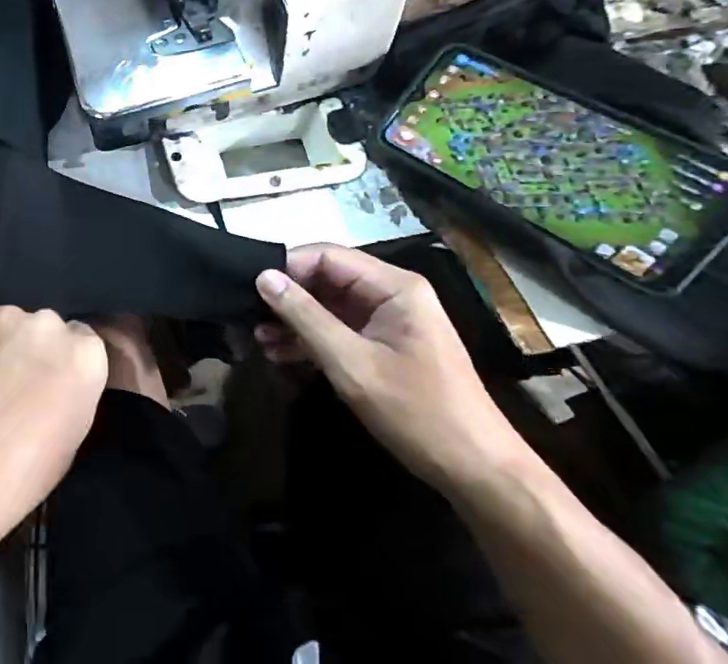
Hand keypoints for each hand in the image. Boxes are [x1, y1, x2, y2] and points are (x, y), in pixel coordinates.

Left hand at [0, 305, 106, 574]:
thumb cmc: (23, 471)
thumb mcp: (71, 433)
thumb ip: (68, 390)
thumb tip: (51, 380)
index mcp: (85, 355)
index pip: (80, 339)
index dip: (59, 361)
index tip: (44, 381)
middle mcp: (49, 324)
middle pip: (42, 326)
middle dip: (29, 347)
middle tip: (7, 383)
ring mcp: (5, 316)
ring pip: (3, 323)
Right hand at [254, 245, 530, 494]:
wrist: (477, 471)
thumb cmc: (418, 412)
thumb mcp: (351, 363)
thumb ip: (305, 317)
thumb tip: (263, 277)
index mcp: (395, 287)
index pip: (328, 256)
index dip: (288, 267)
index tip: (250, 289)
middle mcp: (392, 294)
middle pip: (327, 279)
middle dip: (288, 297)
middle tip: (249, 317)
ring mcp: (389, 321)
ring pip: (329, 305)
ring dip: (295, 321)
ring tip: (259, 340)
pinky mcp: (384, 345)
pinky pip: (339, 329)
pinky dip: (311, 339)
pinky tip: (280, 353)